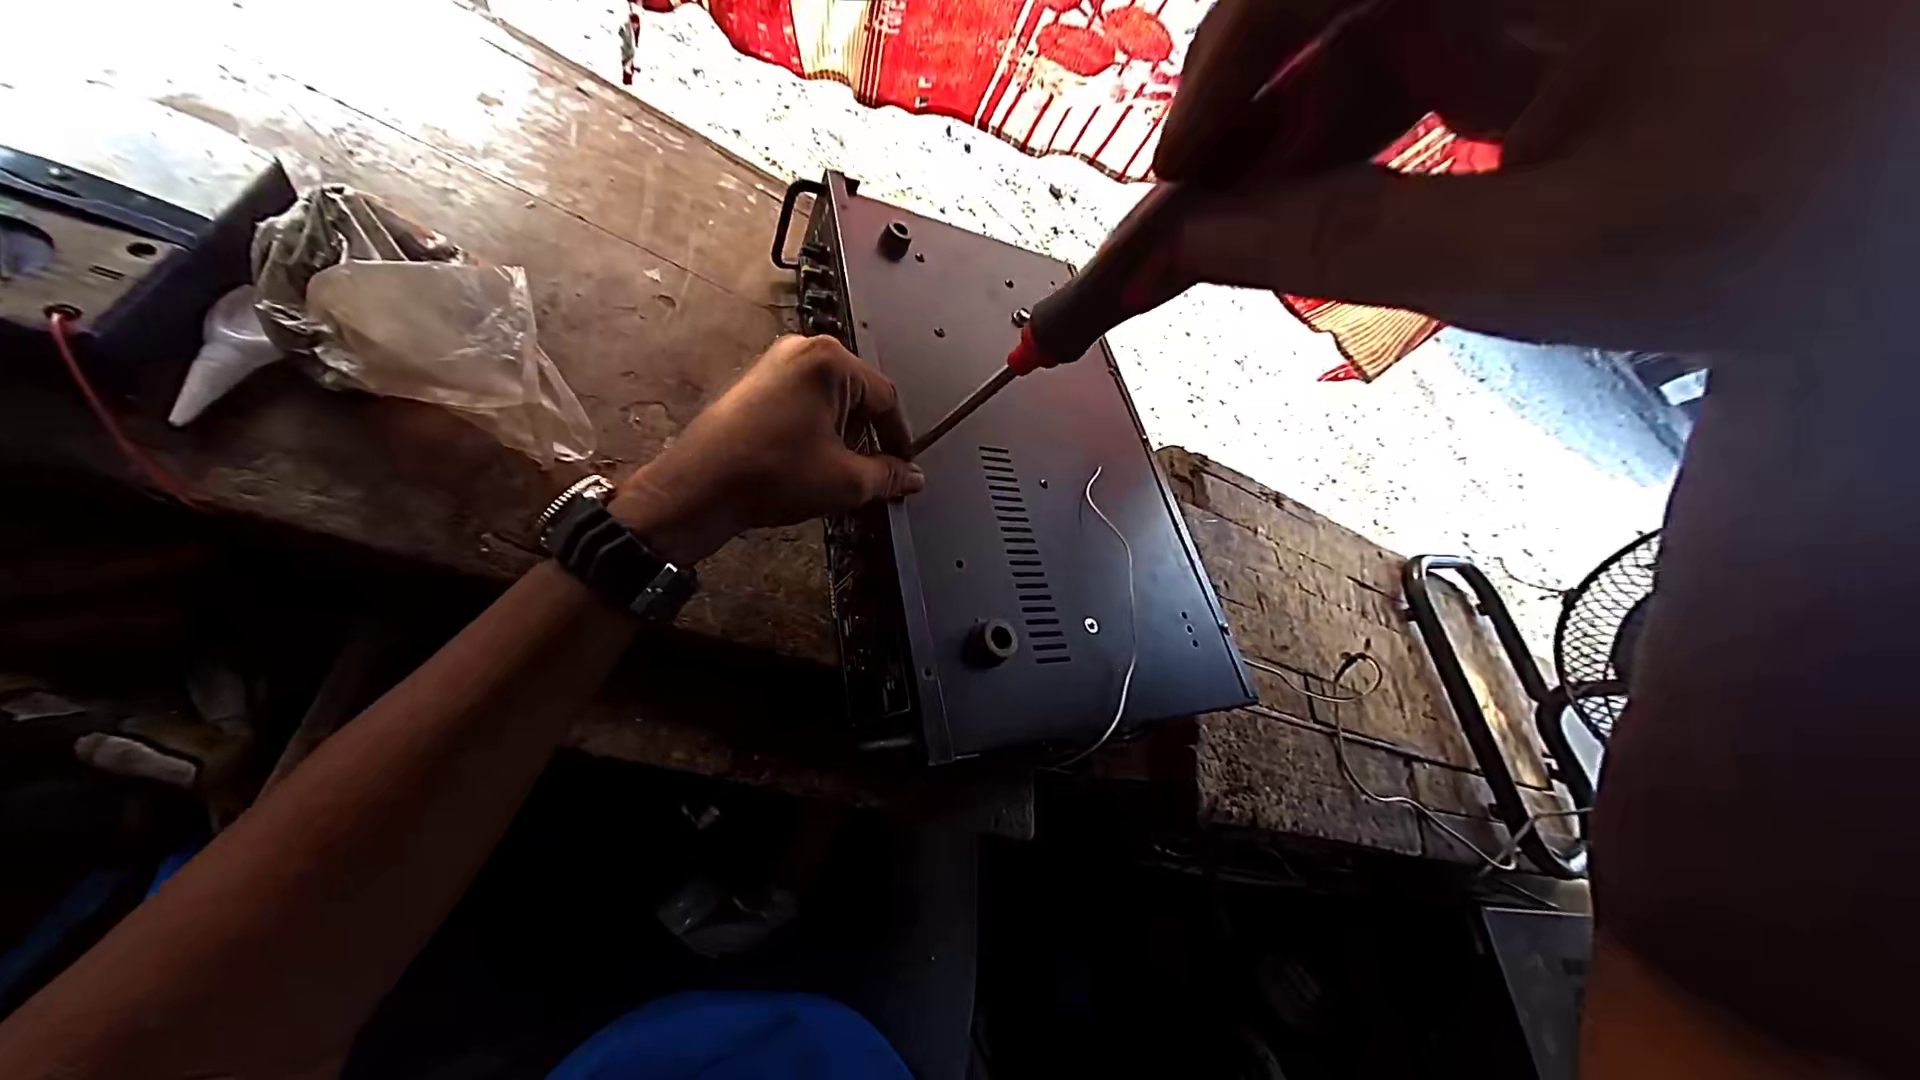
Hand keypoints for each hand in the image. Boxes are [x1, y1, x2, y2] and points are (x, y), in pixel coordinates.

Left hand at [608, 335, 923, 563]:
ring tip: (835, 473)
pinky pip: (804, 404)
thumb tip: (910, 477)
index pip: (886, 398)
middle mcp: (801, 351)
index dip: (899, 438)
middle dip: (868, 438)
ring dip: (842, 437)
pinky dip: (816, 432)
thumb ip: (889, 475)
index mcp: (829, 361)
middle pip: (859, 397)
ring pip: (831, 402)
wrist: (700, 489)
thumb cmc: (765, 474)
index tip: (903, 465)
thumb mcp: (847, 481)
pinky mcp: (757, 385)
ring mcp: (775, 365)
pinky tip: (809, 463)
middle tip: (870, 474)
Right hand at [1150, 0, 1916, 355]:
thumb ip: (1339, 245)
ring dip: (1280, 153)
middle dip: (1241, 132)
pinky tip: (1304, 209)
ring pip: (1344, 45)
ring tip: (1231, 244)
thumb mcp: (1529, 258)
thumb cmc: (1779, 224)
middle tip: (1184, 236)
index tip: (1172, 179)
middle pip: (1318, 12)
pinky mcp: (1528, 11)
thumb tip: (1197, 244)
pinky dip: (1335, 147)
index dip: (1220, 74)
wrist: (1904, 217)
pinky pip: (1391, 66)